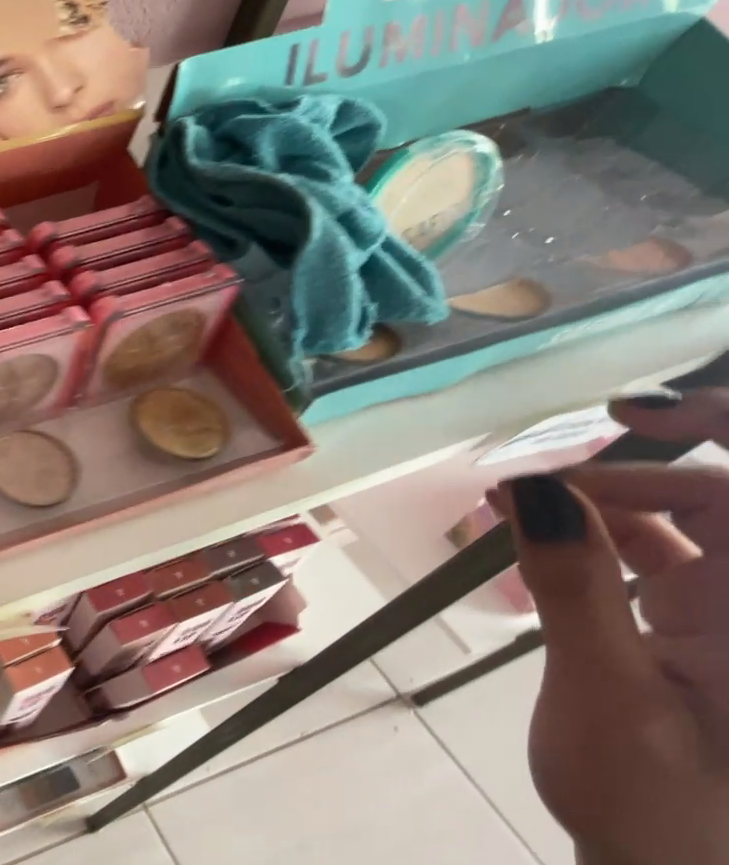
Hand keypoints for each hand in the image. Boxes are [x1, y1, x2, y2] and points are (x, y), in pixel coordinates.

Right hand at [489, 391, 728, 864]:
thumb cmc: (657, 801)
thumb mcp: (607, 692)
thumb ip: (576, 586)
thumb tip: (542, 486)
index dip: (716, 431)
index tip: (625, 411)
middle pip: (713, 499)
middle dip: (621, 473)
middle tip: (523, 484)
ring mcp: (726, 618)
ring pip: (677, 525)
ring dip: (596, 504)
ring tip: (506, 506)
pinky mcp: (694, 632)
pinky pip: (654, 559)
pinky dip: (591, 539)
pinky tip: (528, 541)